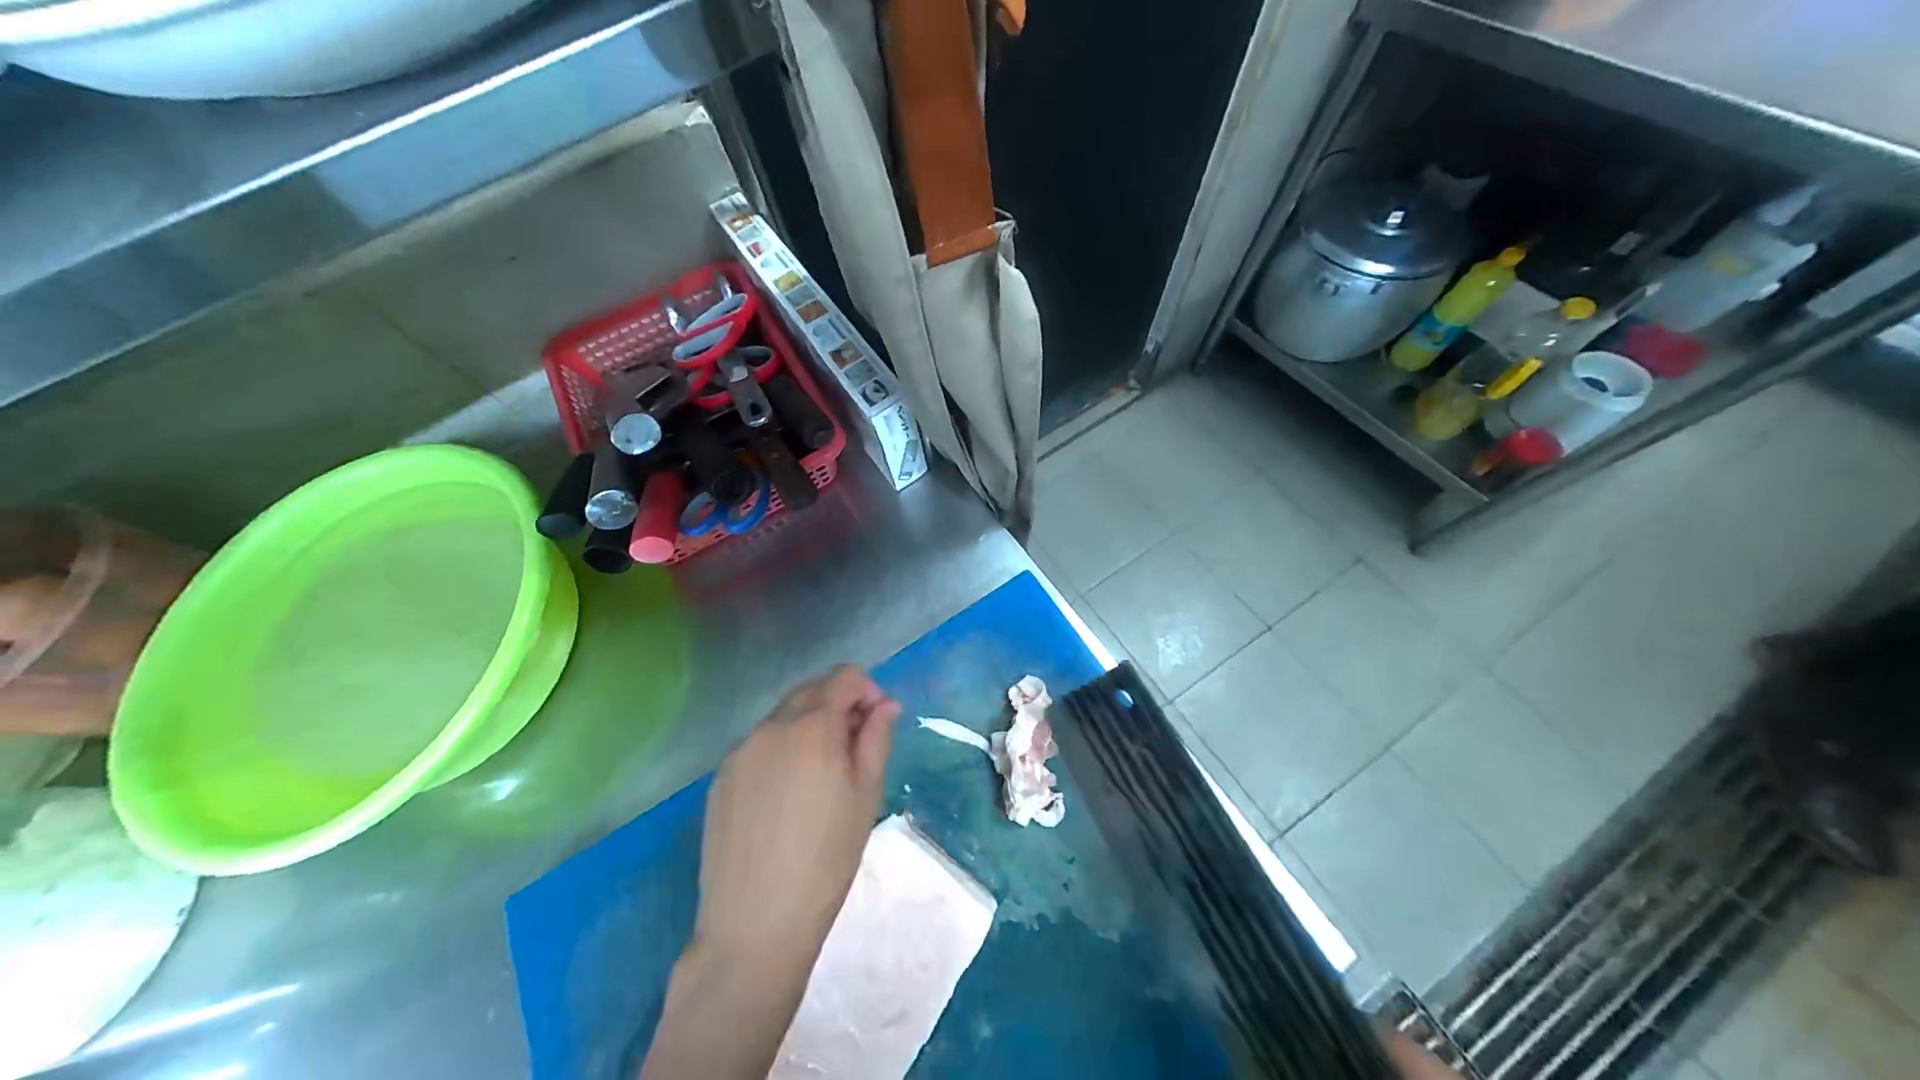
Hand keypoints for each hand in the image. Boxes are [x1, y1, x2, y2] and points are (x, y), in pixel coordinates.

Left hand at [696, 666, 899, 969]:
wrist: (755, 924)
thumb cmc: (827, 861)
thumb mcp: (866, 797)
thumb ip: (876, 739)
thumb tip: (885, 704)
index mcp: (811, 727)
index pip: (844, 677)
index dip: (867, 691)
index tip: (876, 724)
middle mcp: (769, 727)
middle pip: (811, 690)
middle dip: (838, 705)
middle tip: (853, 751)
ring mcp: (738, 751)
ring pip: (782, 717)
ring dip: (808, 726)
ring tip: (819, 778)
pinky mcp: (719, 778)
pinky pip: (758, 745)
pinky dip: (780, 750)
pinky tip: (786, 798)